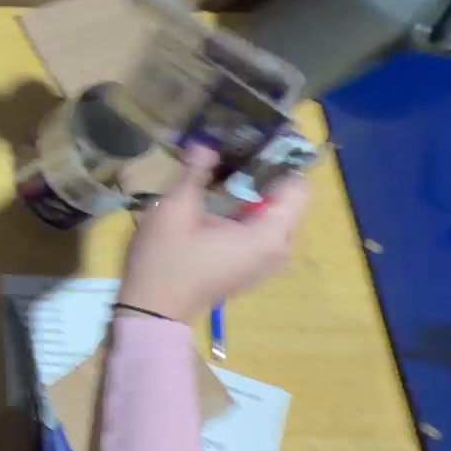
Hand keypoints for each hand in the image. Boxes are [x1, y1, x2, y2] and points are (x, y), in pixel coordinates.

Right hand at [116, 144, 311, 322]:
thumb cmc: (165, 258)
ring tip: (218, 180)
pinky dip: (245, 217)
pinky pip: (261, 234)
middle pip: (286, 202)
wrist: (153, 307)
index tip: (249, 145)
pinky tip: (214, 209)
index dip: (277, 162)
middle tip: (227, 158)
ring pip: (273, 218)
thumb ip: (195, 174)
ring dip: (251, 197)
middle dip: (261, 178)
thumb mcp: (174, 210)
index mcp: (269, 234)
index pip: (297, 187)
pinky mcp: (251, 269)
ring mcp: (267, 263)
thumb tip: (205, 143)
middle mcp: (280, 249)